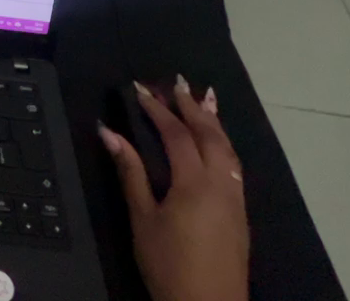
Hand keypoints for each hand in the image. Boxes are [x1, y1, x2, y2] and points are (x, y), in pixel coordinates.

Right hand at [98, 77, 247, 300]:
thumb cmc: (169, 266)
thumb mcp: (142, 219)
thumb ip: (130, 172)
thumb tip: (109, 132)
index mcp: (194, 184)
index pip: (177, 135)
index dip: (158, 110)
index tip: (140, 90)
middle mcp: (220, 186)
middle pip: (210, 136)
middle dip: (193, 107)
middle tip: (177, 83)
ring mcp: (235, 201)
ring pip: (227, 151)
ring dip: (214, 122)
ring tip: (205, 100)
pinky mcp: (240, 216)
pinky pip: (233, 167)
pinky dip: (223, 145)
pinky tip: (218, 144)